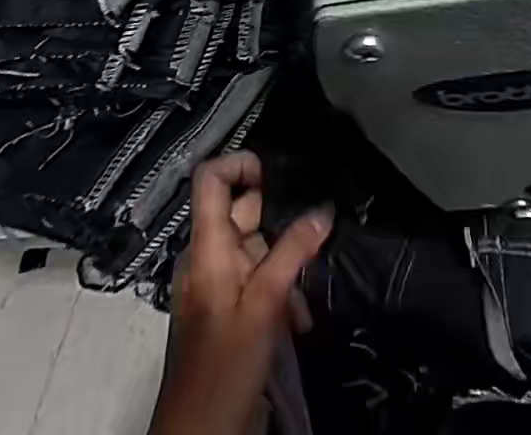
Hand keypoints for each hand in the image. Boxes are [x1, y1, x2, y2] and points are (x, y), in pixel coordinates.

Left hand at [148, 151, 332, 434]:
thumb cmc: (225, 366)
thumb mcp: (264, 304)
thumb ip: (293, 251)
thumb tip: (323, 209)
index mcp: (207, 248)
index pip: (210, 180)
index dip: (240, 164)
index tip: (279, 173)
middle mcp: (210, 257)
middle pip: (242, 211)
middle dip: (280, 221)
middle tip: (312, 239)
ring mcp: (220, 283)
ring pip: (258, 245)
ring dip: (287, 261)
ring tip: (305, 294)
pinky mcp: (231, 306)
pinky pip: (260, 276)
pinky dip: (282, 287)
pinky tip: (298, 318)